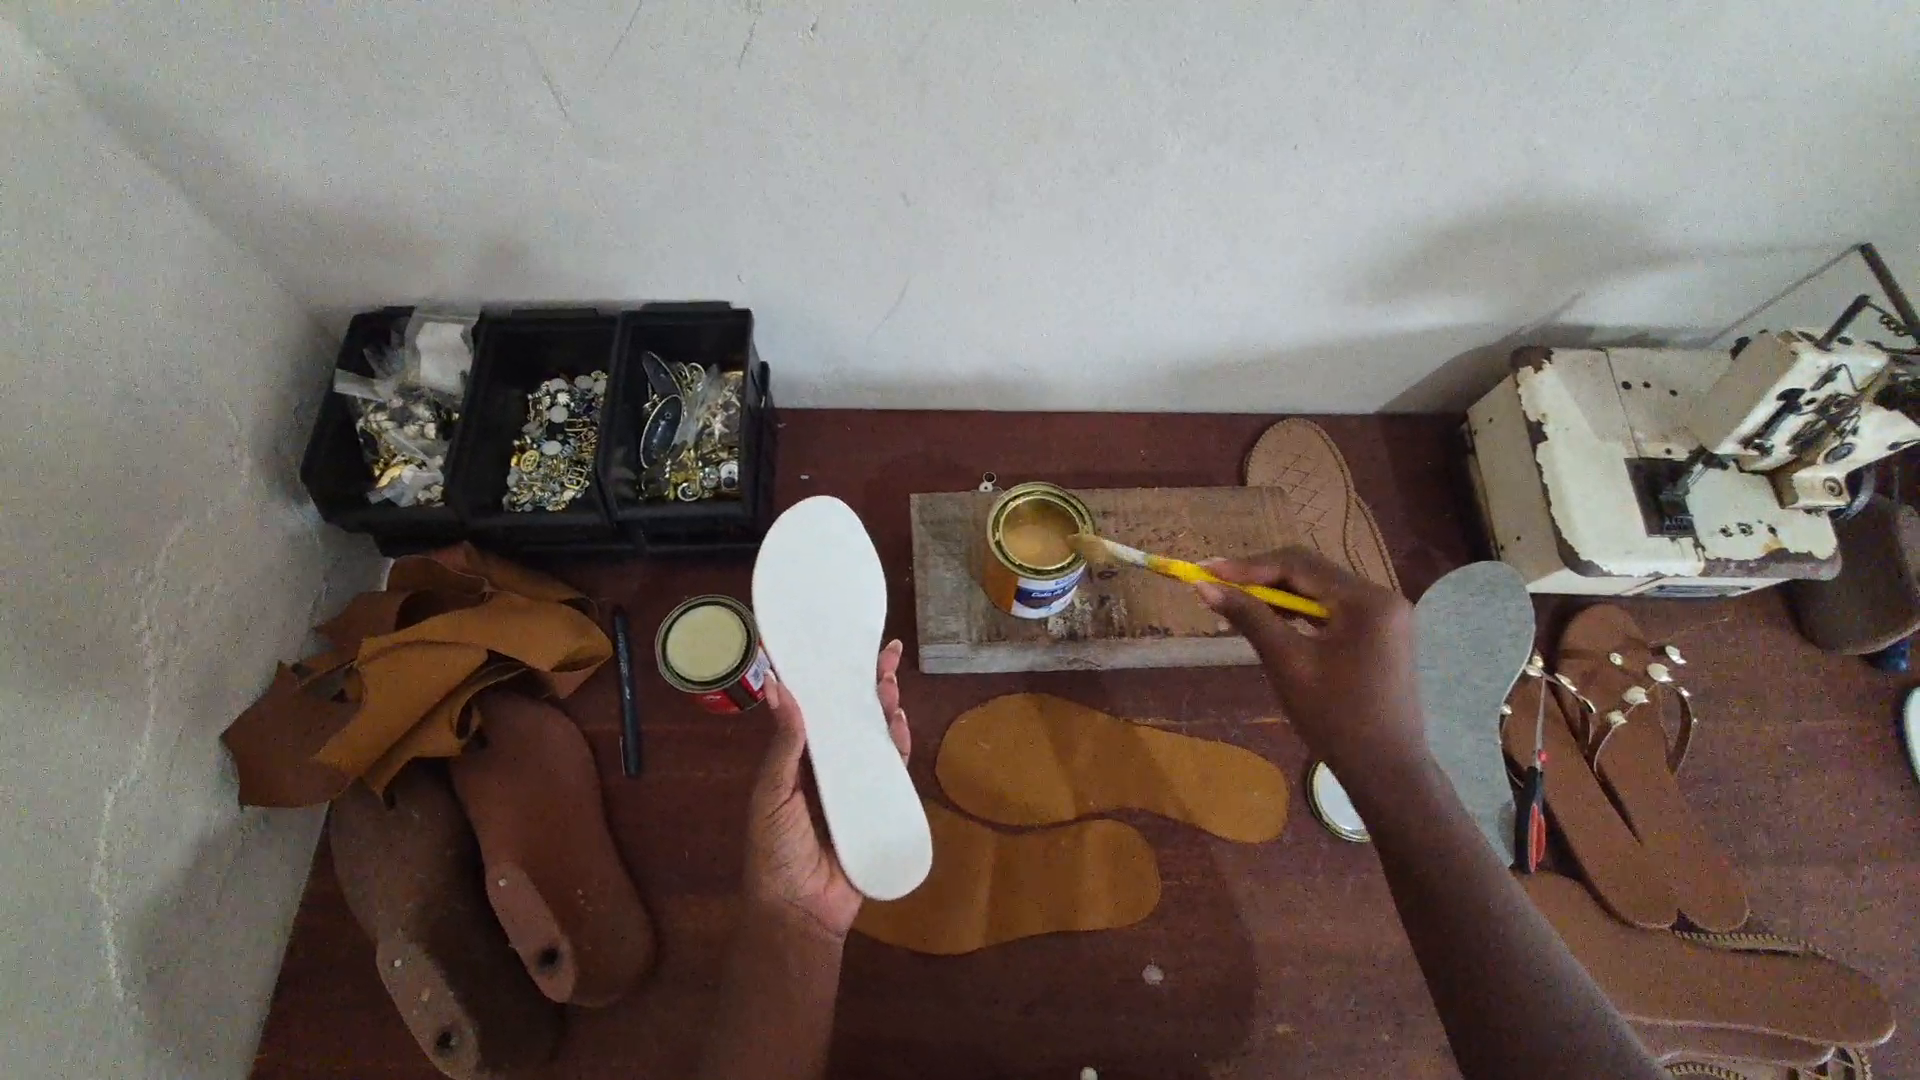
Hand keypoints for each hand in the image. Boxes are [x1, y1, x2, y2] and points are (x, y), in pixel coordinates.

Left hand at [743, 639, 910, 940]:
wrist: (799, 911)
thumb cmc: (775, 851)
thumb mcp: (772, 795)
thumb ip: (783, 746)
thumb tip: (779, 688)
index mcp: (801, 758)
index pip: (819, 708)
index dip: (832, 678)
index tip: (846, 646)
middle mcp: (831, 765)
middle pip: (854, 717)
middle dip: (870, 685)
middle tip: (886, 656)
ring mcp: (857, 785)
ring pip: (876, 738)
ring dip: (885, 710)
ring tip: (890, 687)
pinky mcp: (879, 806)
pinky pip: (892, 772)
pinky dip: (898, 748)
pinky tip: (899, 727)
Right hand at [1197, 547, 1424, 775]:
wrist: (1385, 771)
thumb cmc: (1335, 718)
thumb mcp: (1287, 663)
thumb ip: (1249, 617)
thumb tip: (1204, 587)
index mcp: (1367, 600)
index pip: (1298, 565)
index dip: (1247, 566)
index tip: (1205, 571)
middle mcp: (1381, 597)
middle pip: (1309, 572)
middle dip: (1259, 577)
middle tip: (1215, 585)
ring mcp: (1384, 616)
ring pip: (1317, 590)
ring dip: (1275, 594)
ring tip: (1234, 603)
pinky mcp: (1378, 634)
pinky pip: (1329, 609)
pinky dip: (1296, 612)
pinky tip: (1270, 621)